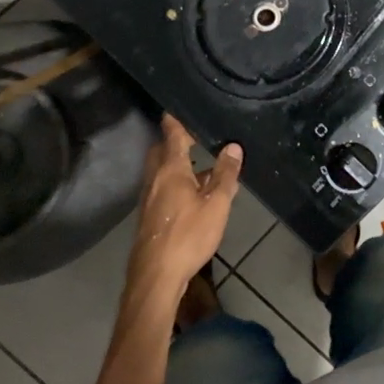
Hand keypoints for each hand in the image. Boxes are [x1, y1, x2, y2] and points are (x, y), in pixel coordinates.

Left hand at [125, 116, 242, 290]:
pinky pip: (163, 188)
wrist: (156, 277)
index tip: (179, 106)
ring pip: (162, 172)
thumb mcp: (216, 204)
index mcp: (171, 170)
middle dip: (175, 141)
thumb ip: (225, 174)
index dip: (176, 119)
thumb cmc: (188, 236)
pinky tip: (194, 195)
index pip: (172, 135)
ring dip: (178, 165)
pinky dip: (177, 182)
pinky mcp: (150, 217)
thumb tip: (233, 147)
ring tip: (204, 166)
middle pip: (162, 152)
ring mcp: (149, 199)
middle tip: (196, 135)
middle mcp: (155, 180)